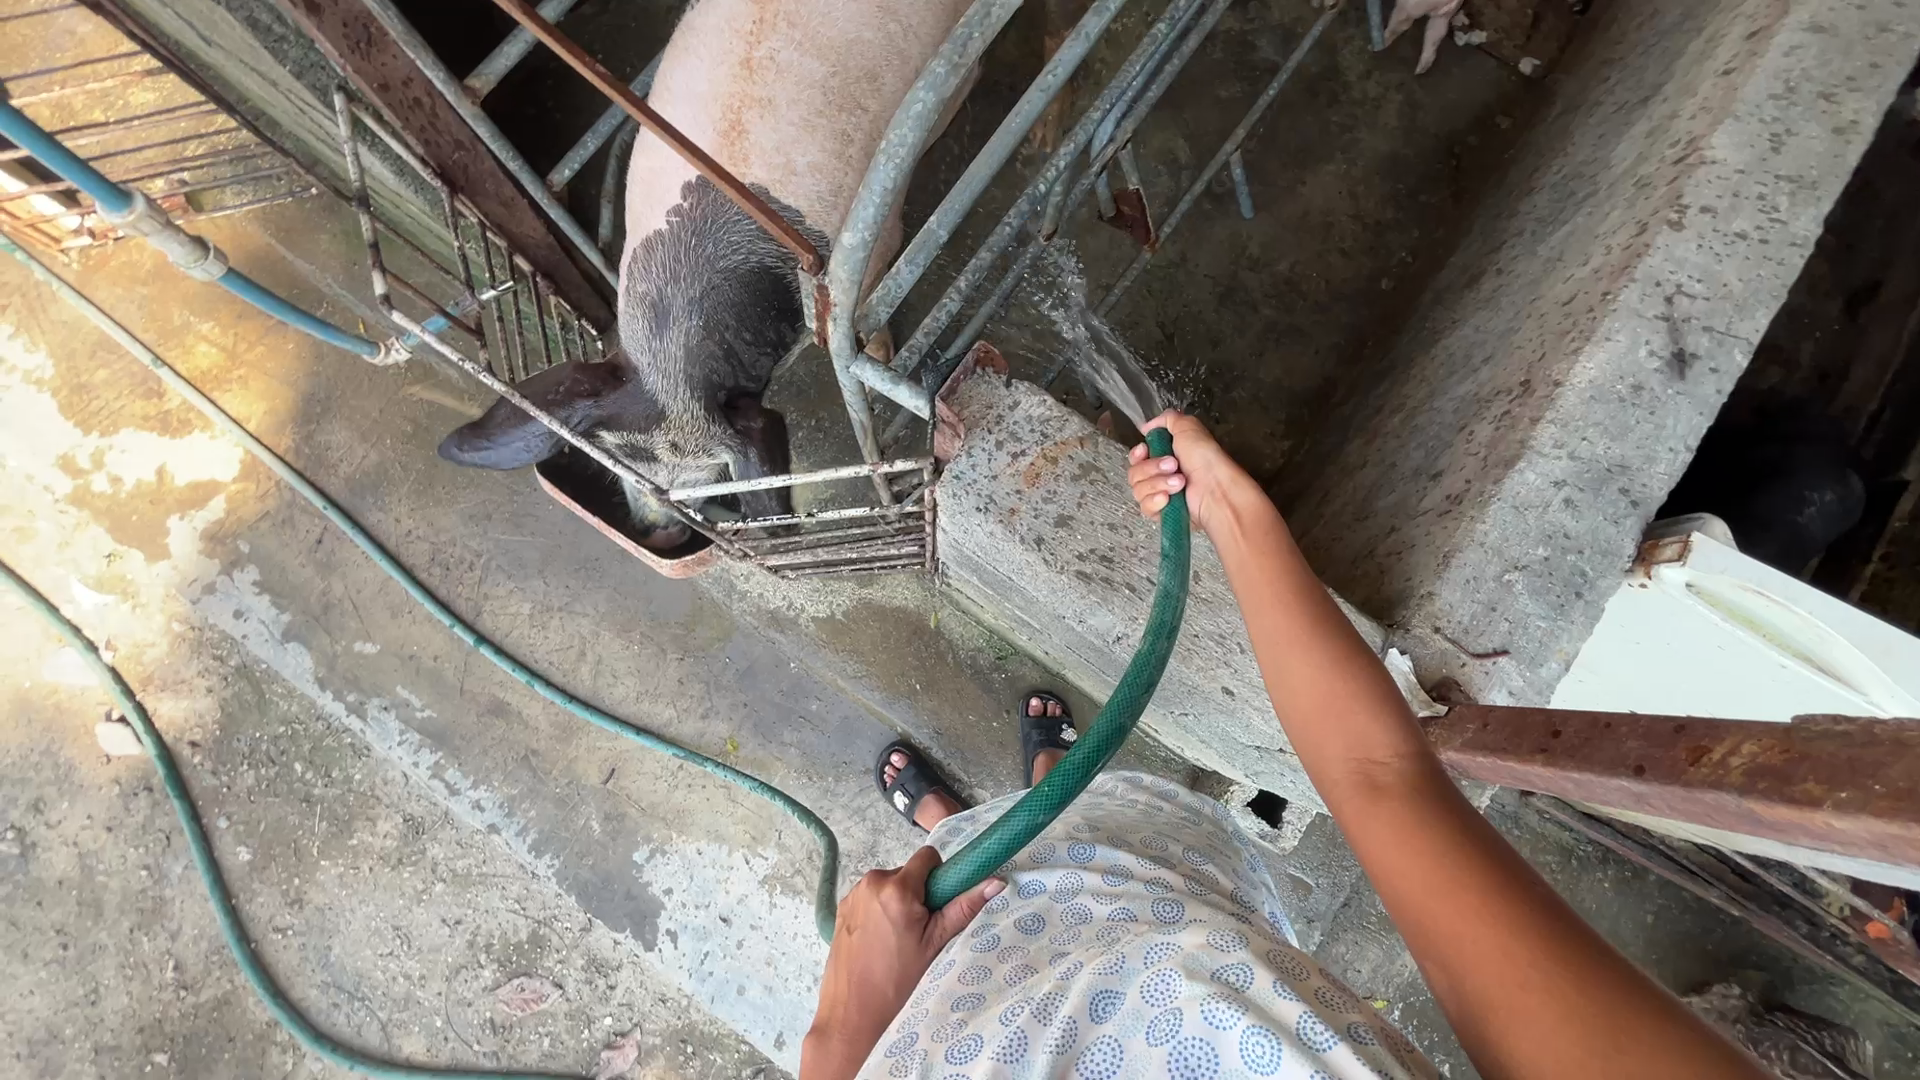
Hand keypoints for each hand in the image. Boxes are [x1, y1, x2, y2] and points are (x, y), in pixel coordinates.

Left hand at [801, 848, 1004, 1079]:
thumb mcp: (935, 944)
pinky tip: (878, 941)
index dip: (937, 876)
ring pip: (888, 885)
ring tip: (896, 939)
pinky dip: (878, 910)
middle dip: (916, 894)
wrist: (853, 1017)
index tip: (937, 904)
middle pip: (907, 873)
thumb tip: (995, 882)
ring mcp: (853, 894)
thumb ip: (964, 907)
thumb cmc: (897, 984)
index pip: (927, 857)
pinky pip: (870, 897)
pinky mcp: (842, 907)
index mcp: (897, 888)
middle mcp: (871, 882)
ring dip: (896, 902)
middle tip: (917, 930)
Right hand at [1127, 409, 1260, 534]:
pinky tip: (1169, 498)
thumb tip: (1148, 425)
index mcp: (1165, 455)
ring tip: (1180, 482)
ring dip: (1158, 483)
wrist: (1216, 490)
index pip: (1136, 457)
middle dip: (1152, 467)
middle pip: (1134, 472)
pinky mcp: (1162, 512)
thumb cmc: (1206, 459)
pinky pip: (1145, 506)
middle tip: (1174, 465)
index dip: (1137, 454)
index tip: (1145, 451)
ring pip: (1138, 489)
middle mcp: (1161, 475)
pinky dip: (1156, 501)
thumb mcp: (1188, 427)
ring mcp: (1161, 494)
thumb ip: (1167, 419)